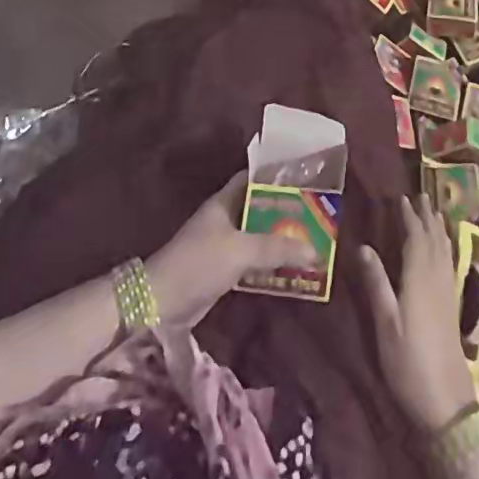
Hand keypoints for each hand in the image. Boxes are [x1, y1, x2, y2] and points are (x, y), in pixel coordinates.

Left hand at [146, 173, 314, 327]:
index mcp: (223, 202)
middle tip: (316, 213)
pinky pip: (254, 260)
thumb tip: (315, 250)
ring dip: (280, 239)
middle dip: (284, 212)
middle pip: (258, 209)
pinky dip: (271, 262)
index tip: (303, 178)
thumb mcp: (241, 250)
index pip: (251, 179)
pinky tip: (293, 267)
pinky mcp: (223, 269)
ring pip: (258, 236)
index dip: (274, 176)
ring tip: (312, 239)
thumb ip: (277, 248)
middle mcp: (224, 219)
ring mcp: (223, 245)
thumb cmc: (199, 262)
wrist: (162, 302)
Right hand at [358, 196, 477, 431]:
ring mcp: (448, 294)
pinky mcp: (452, 307)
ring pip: (444, 251)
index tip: (401, 198)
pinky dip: (444, 247)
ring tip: (433, 213)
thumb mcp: (386, 323)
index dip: (409, 217)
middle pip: (434, 240)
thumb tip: (363, 246)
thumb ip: (376, 283)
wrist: (447, 402)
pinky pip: (448, 263)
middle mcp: (437, 280)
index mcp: (420, 279)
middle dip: (427, 217)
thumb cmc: (409, 362)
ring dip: (438, 229)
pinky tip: (443, 250)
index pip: (416, 238)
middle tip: (420, 195)